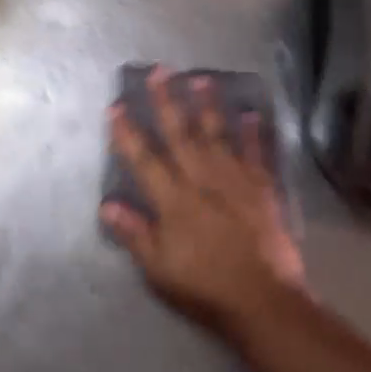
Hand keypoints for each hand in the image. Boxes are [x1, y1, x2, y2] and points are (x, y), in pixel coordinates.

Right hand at [102, 71, 303, 336]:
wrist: (263, 300)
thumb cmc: (205, 286)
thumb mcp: (159, 267)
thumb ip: (135, 233)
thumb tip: (106, 204)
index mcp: (173, 199)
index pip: (144, 158)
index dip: (128, 132)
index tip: (116, 105)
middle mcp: (201, 180)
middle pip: (181, 134)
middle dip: (167, 101)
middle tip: (161, 70)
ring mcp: (234, 181)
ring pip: (218, 135)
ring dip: (209, 106)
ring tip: (202, 79)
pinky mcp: (262, 190)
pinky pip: (256, 154)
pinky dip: (254, 133)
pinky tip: (251, 113)